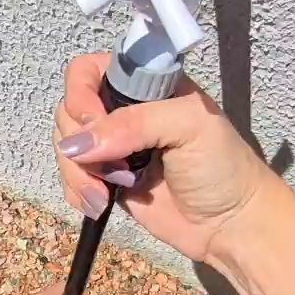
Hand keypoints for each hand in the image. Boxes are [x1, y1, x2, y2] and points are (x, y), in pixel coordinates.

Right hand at [53, 52, 276, 262]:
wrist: (229, 224)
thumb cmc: (221, 166)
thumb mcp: (189, 126)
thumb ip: (134, 124)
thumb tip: (77, 145)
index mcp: (146, 86)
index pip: (89, 70)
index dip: (81, 94)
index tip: (96, 122)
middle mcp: (124, 111)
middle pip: (69, 111)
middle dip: (80, 142)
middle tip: (112, 165)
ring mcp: (113, 147)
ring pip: (65, 148)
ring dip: (78, 174)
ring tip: (106, 194)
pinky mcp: (107, 180)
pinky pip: (71, 179)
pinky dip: (77, 192)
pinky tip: (100, 204)